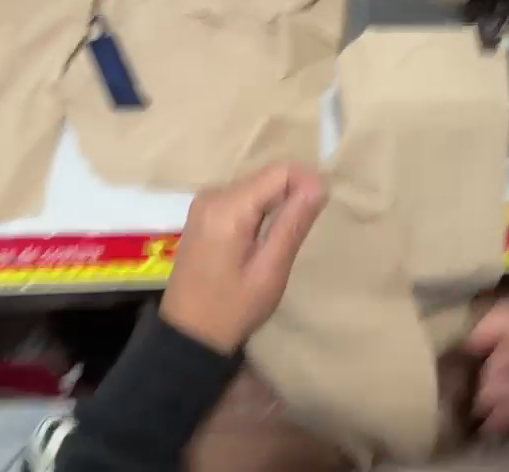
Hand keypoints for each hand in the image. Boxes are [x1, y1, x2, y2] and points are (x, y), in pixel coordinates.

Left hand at [160, 162, 327, 353]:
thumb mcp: (270, 271)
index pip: (280, 171)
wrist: (187, 337)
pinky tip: (265, 235)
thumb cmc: (231, 309)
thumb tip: (320, 184)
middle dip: (293, 192)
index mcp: (228, 208)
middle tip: (304, 228)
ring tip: (286, 234)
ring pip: (257, 183)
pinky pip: (244, 195)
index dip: (308, 182)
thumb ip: (293, 223)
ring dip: (278, 200)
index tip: (321, 208)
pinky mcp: (204, 211)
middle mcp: (213, 194)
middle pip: (268, 175)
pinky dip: (262, 207)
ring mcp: (205, 201)